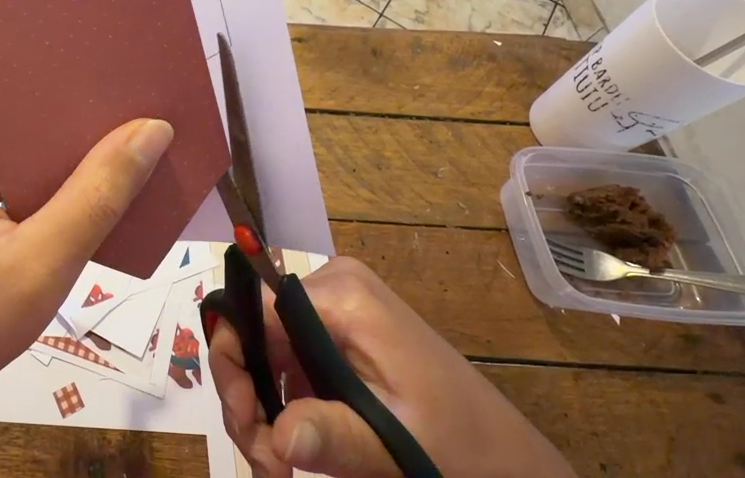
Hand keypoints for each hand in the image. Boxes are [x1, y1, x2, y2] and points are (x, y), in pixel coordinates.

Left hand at [0, 109, 172, 473]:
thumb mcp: (41, 262)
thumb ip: (99, 193)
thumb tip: (155, 128)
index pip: (23, 103)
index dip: (82, 103)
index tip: (142, 97)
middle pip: (24, 125)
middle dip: (81, 135)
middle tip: (153, 128)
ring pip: (24, 152)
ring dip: (71, 164)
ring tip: (141, 152)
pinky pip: (13, 175)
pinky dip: (52, 189)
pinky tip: (102, 190)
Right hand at [209, 257, 573, 477]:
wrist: (510, 459)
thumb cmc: (459, 448)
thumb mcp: (396, 448)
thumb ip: (336, 437)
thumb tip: (278, 436)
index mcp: (342, 295)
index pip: (250, 310)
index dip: (234, 368)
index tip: (250, 434)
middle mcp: (330, 285)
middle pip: (251, 332)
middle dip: (246, 400)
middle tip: (266, 465)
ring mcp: (334, 307)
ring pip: (262, 350)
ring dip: (259, 410)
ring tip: (278, 467)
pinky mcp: (337, 333)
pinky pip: (285, 359)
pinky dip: (279, 404)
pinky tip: (290, 448)